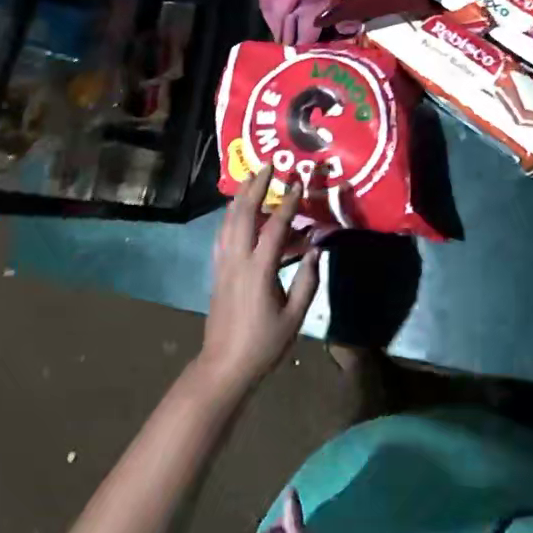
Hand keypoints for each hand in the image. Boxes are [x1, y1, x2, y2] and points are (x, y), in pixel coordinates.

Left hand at [197, 168, 321, 391]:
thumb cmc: (263, 344)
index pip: (275, 226)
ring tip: (252, 178)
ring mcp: (223, 263)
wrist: (224, 366)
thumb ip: (308, 280)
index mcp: (259, 269)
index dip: (288, 202)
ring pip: (228, 220)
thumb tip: (316, 248)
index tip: (299, 181)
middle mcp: (237, 259)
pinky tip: (238, 211)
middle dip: (255, 186)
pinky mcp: (217, 270)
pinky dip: (231, 216)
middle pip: (243, 213)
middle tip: (268, 166)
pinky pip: (223, 234)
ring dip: (240, 196)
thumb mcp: (295, 316)